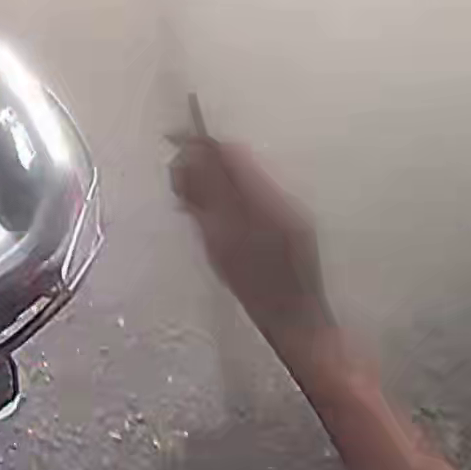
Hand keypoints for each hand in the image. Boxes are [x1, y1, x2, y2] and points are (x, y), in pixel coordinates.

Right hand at [170, 135, 331, 340]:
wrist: (295, 324)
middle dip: (202, 167)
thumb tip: (190, 153)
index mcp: (265, 198)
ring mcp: (287, 213)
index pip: (229, 152)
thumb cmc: (253, 284)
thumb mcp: (218, 234)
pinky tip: (212, 220)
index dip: (199, 146)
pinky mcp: (288, 227)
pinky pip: (248, 199)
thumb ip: (204, 191)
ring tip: (192, 206)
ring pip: (239, 181)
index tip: (175, 147)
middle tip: (180, 187)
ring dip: (211, 185)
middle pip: (234, 163)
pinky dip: (225, 201)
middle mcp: (281, 199)